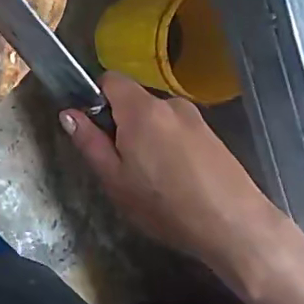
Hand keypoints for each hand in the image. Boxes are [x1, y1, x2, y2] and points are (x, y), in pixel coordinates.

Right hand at [62, 73, 295, 272]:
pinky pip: (178, 131)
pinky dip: (170, 148)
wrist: (234, 224)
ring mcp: (196, 118)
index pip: (110, 79)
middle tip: (122, 167)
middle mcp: (170, 103)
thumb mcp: (115, 180)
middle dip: (123, 125)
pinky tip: (176, 182)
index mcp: (141, 109)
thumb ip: (90, 143)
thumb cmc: (165, 205)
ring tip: (152, 181)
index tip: (95, 131)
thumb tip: (69, 114)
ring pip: (157, 119)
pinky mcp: (212, 135)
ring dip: (147, 139)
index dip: (96, 99)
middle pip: (135, 101)